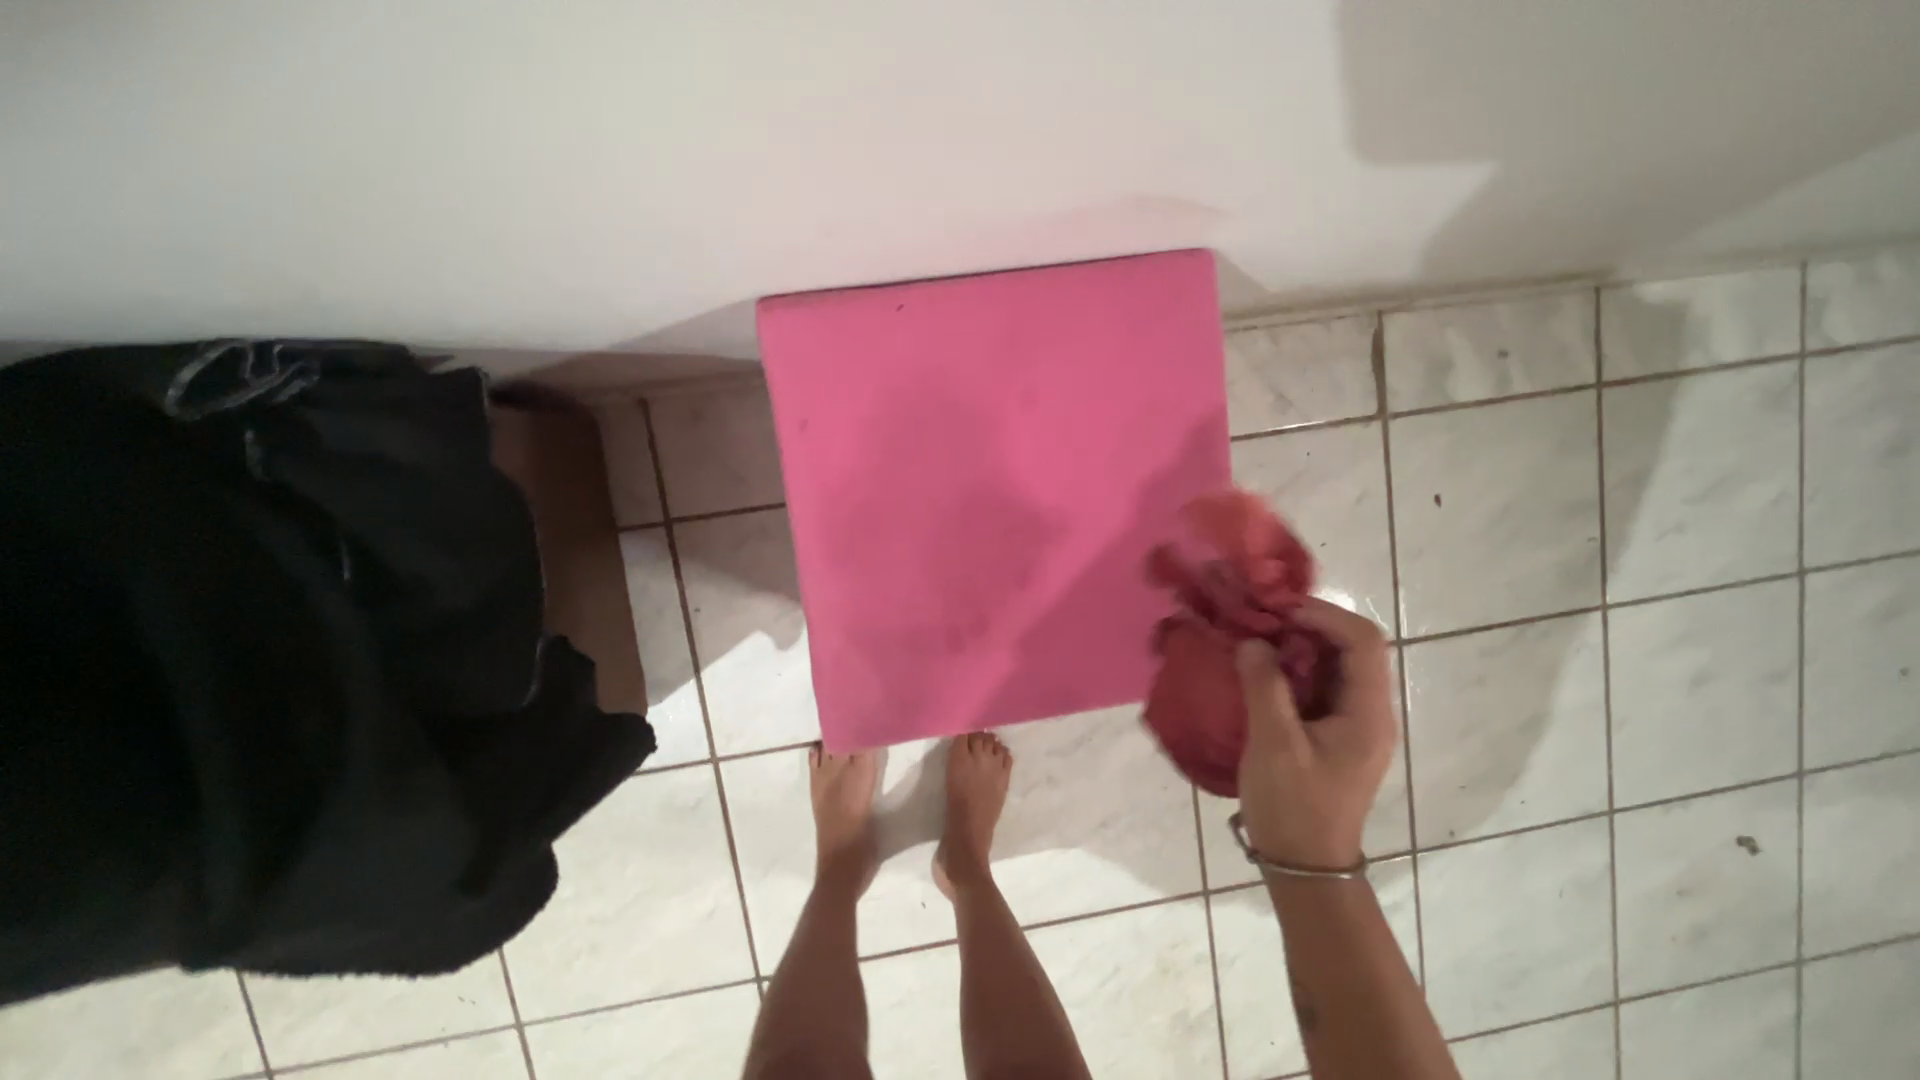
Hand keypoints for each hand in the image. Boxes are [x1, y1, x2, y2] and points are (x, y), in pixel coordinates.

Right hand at [1235, 598, 1398, 868]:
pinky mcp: (1332, 734)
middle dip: (1306, 626)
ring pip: (1333, 665)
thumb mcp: (1274, 745)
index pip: (1362, 641)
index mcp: (1368, 713)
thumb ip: (1264, 687)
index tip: (1276, 611)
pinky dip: (1291, 669)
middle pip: (1350, 648)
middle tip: (1259, 621)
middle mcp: (1369, 712)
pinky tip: (1259, 670)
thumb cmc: (1293, 808)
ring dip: (1296, 647)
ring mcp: (1352, 724)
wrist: (1304, 867)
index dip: (1323, 615)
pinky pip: (1318, 686)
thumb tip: (1253, 641)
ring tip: (1254, 640)